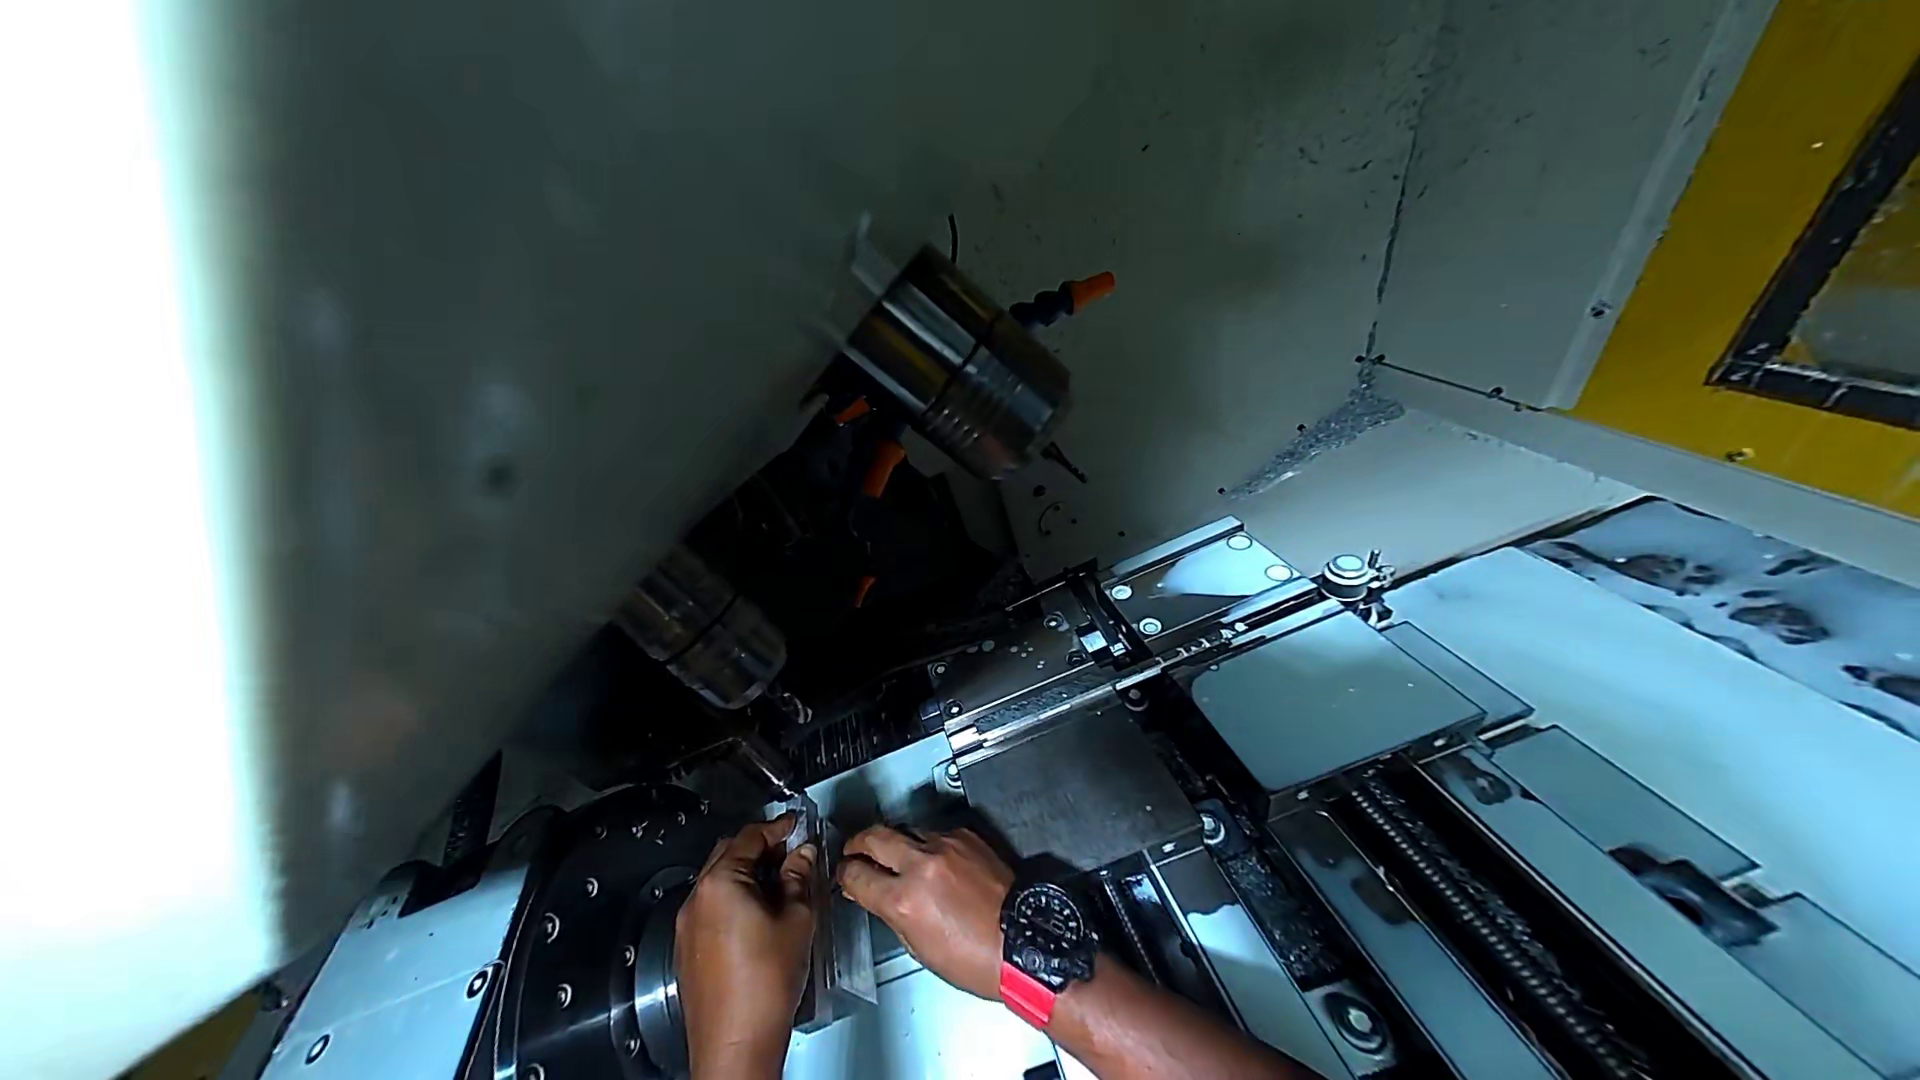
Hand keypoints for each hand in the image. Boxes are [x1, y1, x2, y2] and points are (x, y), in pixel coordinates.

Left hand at [675, 815, 815, 1078]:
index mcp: (720, 883)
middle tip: (792, 851)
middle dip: (761, 848)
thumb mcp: (797, 919)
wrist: (736, 1045)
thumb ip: (800, 876)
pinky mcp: (688, 949)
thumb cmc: (765, 984)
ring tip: (782, 881)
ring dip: (748, 872)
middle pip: (729, 853)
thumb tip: (803, 853)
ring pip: (719, 880)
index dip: (778, 827)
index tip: (795, 824)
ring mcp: (688, 926)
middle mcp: (696, 899)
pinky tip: (762, 912)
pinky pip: (712, 906)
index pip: (750, 837)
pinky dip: (736, 896)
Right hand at [837, 825, 1013, 999]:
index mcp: (905, 900)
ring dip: (895, 842)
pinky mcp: (964, 836)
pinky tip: (931, 859)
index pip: (857, 876)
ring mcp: (945, 845)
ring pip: (904, 830)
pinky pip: (934, 832)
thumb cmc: (976, 956)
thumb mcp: (920, 949)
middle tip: (853, 849)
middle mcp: (922, 865)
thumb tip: (874, 894)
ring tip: (893, 854)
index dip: (845, 875)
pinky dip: (927, 843)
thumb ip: (891, 914)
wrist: (1021, 939)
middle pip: (873, 837)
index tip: (844, 874)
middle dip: (857, 843)